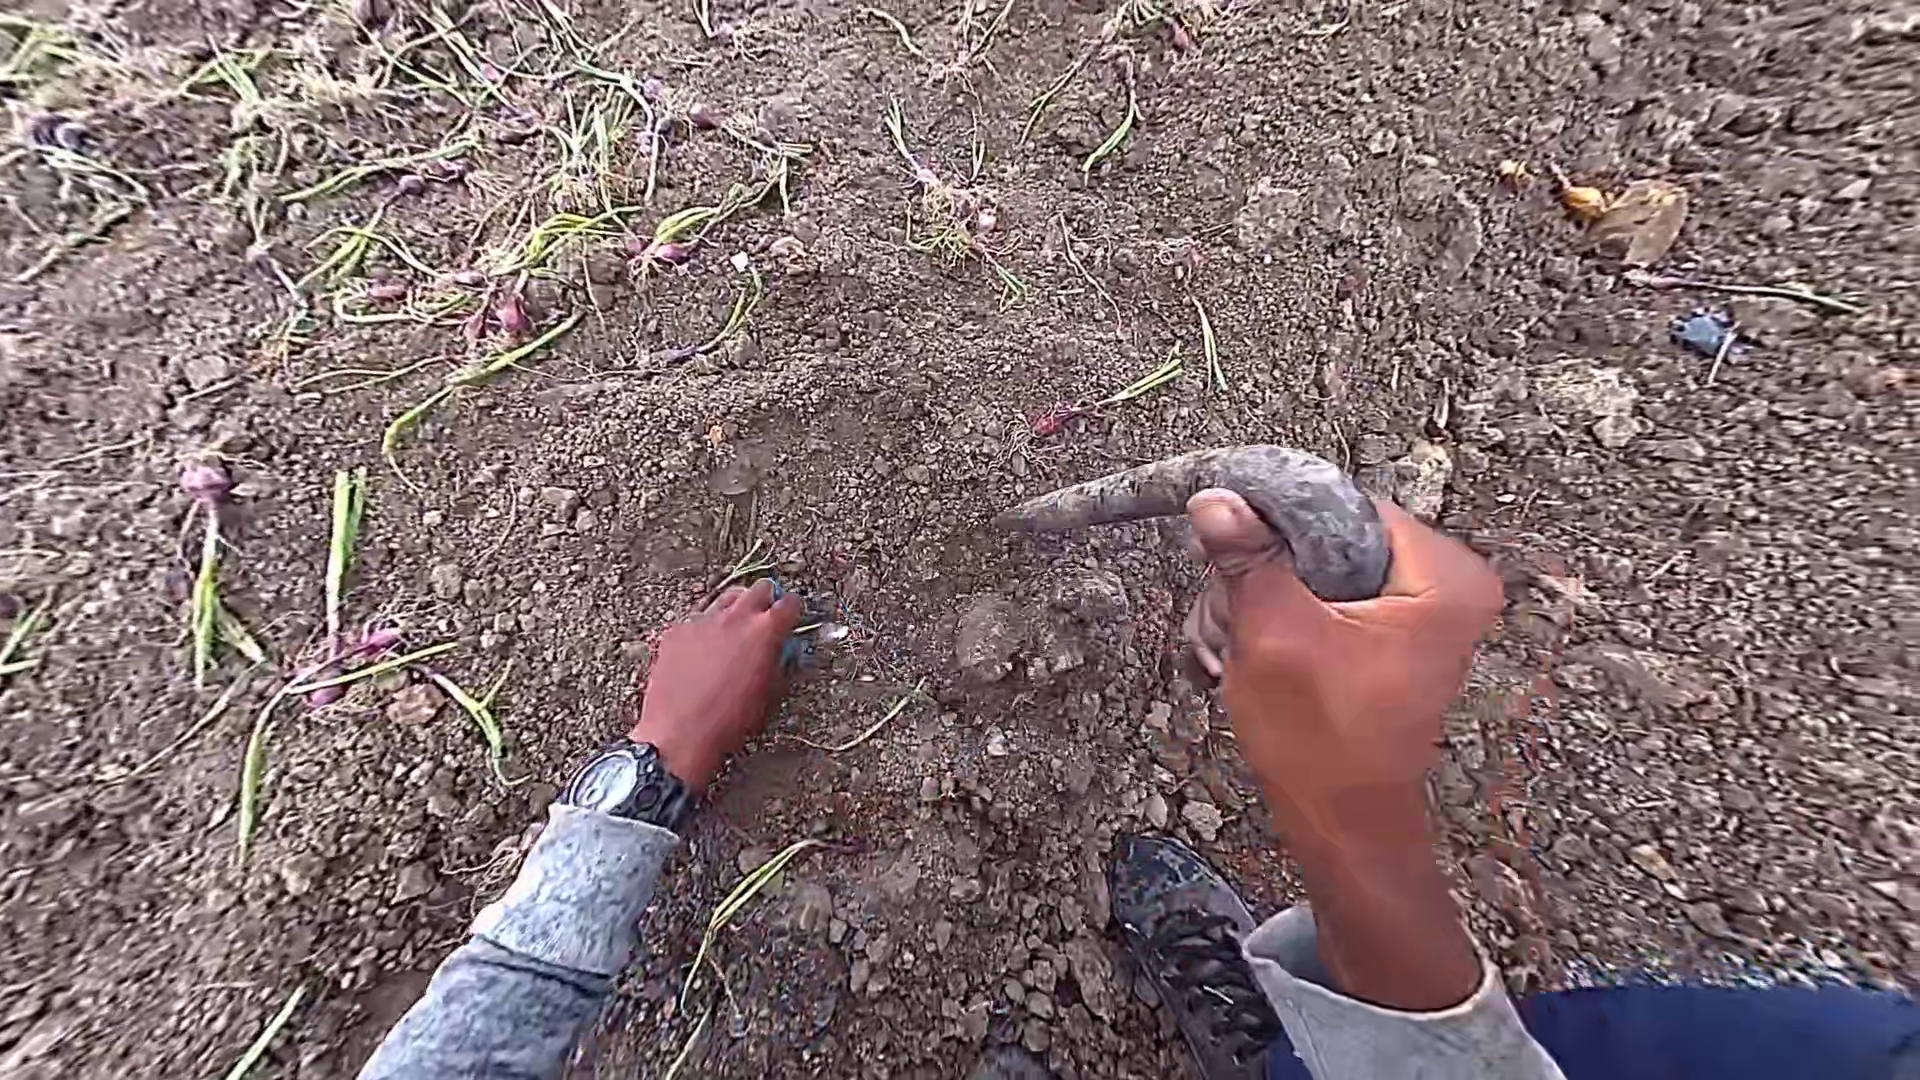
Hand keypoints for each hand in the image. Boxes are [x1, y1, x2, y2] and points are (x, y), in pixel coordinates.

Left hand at [630, 579, 802, 791]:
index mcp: (765, 631)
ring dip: (738, 607)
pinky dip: (708, 626)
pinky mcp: (678, 630)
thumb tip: (786, 650)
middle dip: (768, 599)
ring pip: (728, 597)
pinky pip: (698, 617)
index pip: (790, 602)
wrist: (679, 734)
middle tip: (767, 616)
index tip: (792, 614)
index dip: (795, 608)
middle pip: (760, 588)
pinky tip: (705, 647)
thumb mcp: (771, 693)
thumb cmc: (730, 720)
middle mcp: (736, 617)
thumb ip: (782, 662)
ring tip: (736, 628)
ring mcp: (704, 620)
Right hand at [1186, 489, 1500, 1009]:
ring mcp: (1400, 608)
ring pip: (1297, 566)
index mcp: (1440, 577)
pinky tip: (1244, 653)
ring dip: (1249, 602)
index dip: (1271, 521)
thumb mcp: (1274, 634)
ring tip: (1235, 647)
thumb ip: (1248, 560)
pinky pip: (1302, 595)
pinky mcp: (1369, 629)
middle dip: (1256, 577)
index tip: (1226, 548)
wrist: (1335, 820)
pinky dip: (1263, 619)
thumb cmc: (1319, 738)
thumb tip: (1214, 499)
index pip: (1337, 503)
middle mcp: (1432, 583)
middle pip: (1313, 536)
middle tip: (1233, 619)